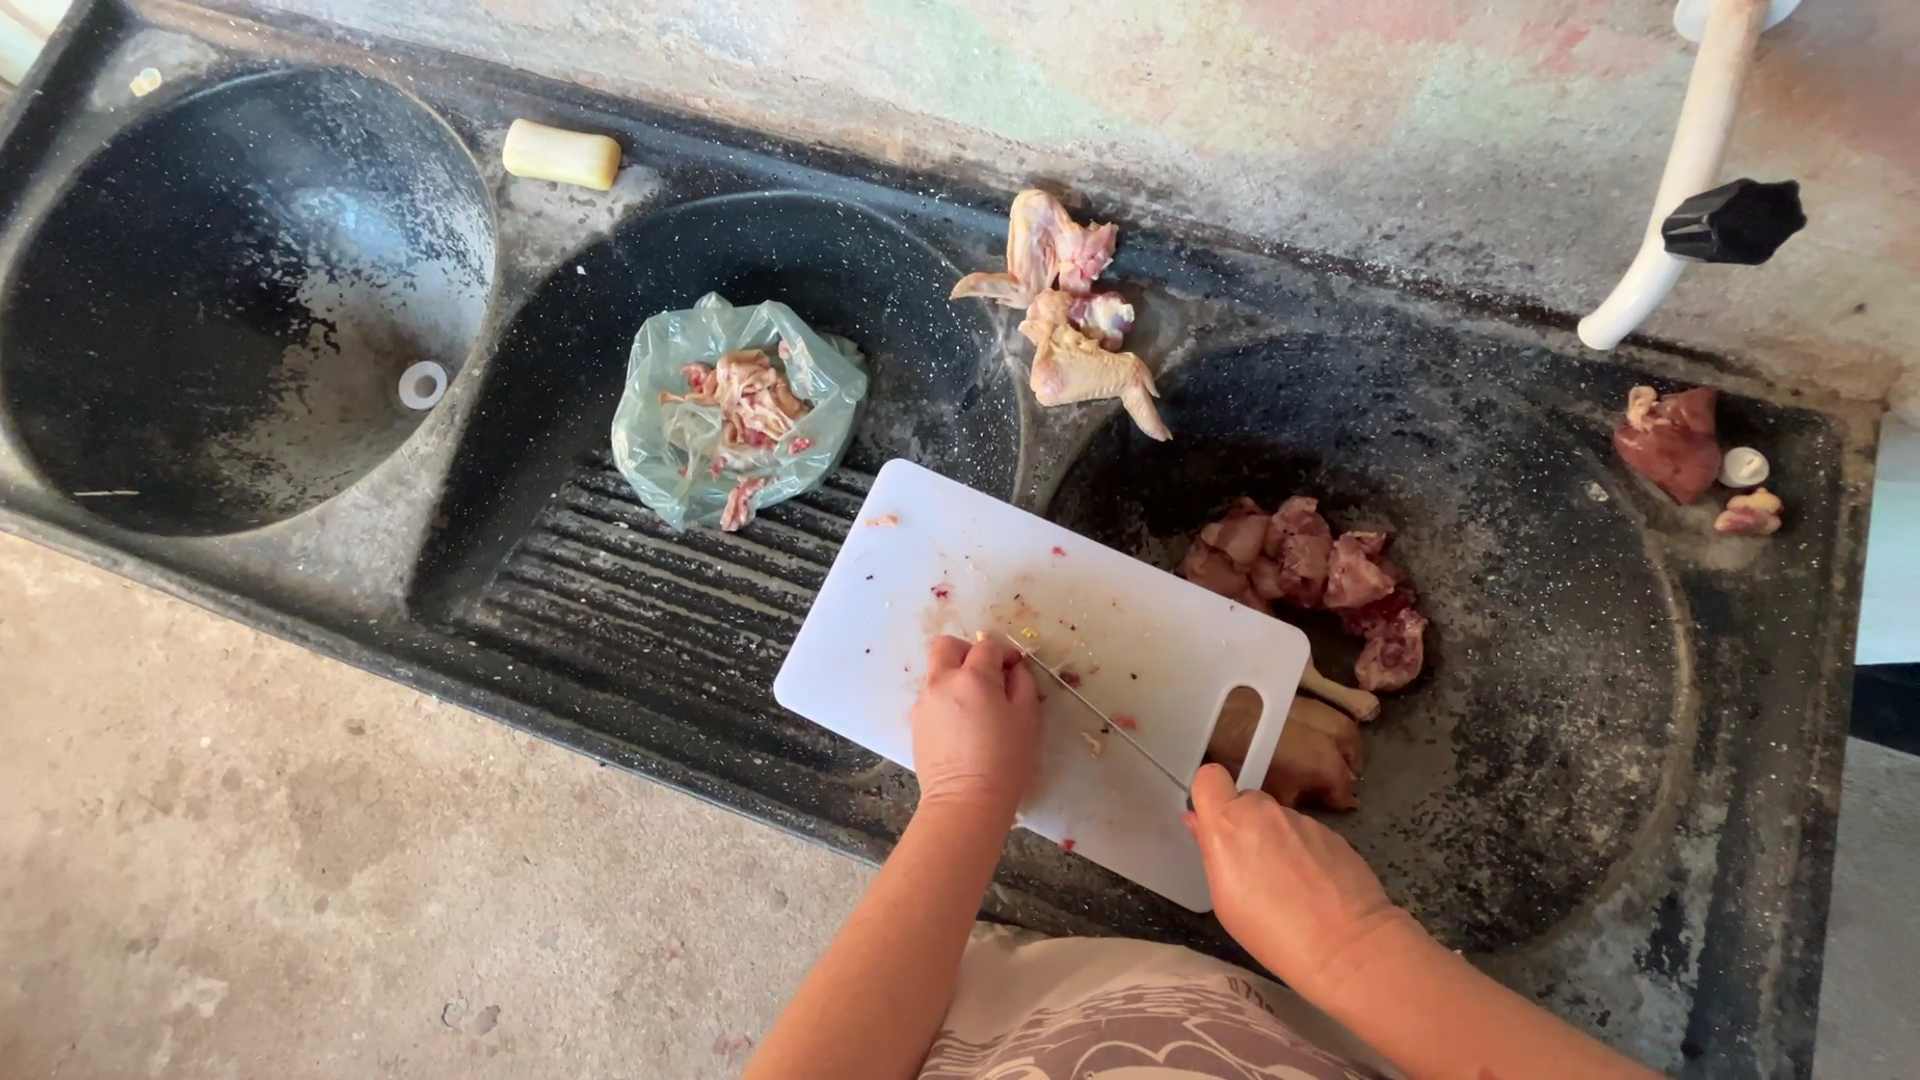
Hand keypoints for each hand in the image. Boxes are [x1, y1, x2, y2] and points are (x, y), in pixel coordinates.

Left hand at [909, 636, 1041, 819]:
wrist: (965, 801)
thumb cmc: (1005, 761)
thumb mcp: (1027, 718)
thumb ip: (1023, 683)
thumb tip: (1015, 668)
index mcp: (972, 677)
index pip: (987, 646)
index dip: (1005, 653)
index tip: (1014, 668)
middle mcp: (942, 682)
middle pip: (947, 646)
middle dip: (967, 652)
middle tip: (985, 673)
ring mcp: (924, 702)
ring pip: (936, 672)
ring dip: (954, 677)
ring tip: (974, 705)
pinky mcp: (916, 722)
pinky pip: (930, 698)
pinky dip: (945, 700)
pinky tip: (960, 726)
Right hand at [1184, 763, 1404, 997]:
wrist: (1349, 948)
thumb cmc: (1273, 931)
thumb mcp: (1225, 899)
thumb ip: (1210, 851)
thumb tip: (1200, 823)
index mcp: (1228, 822)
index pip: (1209, 776)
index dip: (1210, 796)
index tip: (1215, 822)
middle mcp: (1264, 811)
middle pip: (1246, 801)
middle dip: (1246, 824)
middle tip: (1253, 865)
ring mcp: (1301, 820)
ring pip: (1278, 819)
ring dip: (1277, 840)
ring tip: (1292, 885)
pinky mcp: (1333, 833)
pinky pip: (1307, 835)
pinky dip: (1306, 853)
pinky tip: (1316, 887)